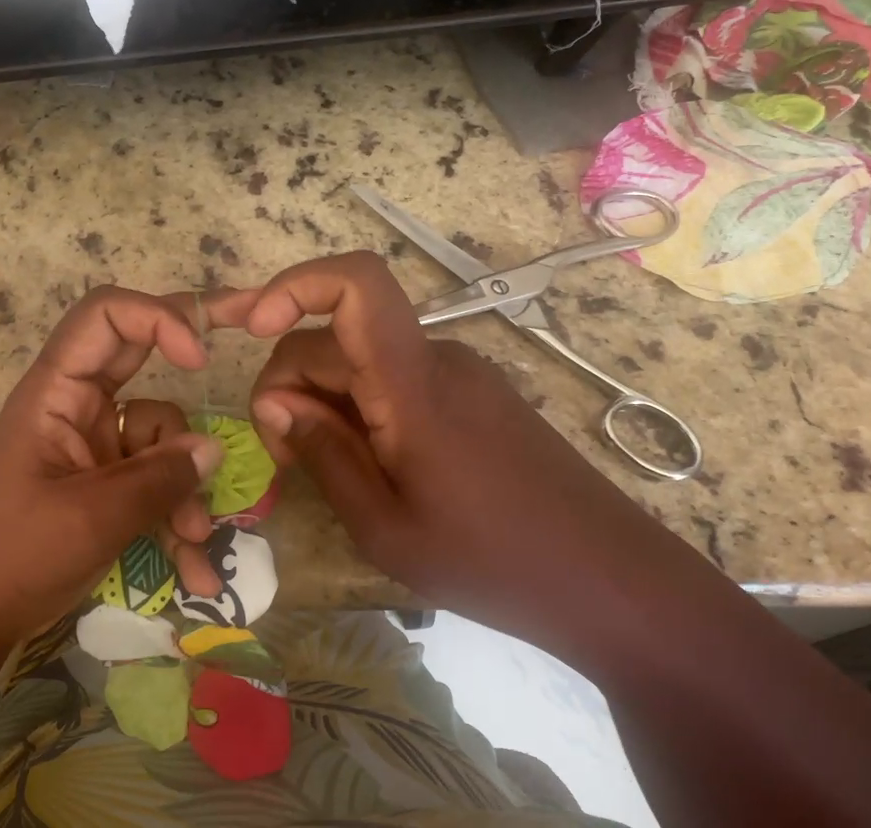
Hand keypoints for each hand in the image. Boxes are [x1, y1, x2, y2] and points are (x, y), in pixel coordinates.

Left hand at [0, 286, 252, 651]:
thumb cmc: (14, 553)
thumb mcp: (92, 516)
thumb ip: (158, 479)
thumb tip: (212, 450)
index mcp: (56, 391)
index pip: (105, 316)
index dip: (158, 317)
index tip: (201, 359)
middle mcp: (76, 406)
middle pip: (140, 356)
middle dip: (193, 350)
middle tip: (255, 324)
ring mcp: (90, 446)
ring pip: (158, 437)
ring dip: (184, 485)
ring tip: (193, 542)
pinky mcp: (100, 486)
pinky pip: (151, 483)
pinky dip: (173, 518)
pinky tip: (194, 572)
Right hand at [242, 253, 719, 667]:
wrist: (618, 586)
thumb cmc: (495, 565)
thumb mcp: (384, 528)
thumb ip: (323, 454)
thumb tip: (276, 404)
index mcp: (413, 385)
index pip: (357, 284)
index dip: (293, 284)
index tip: (252, 330)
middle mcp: (437, 360)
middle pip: (334, 336)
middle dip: (288, 383)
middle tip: (285, 457)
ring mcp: (460, 376)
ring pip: (359, 360)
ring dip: (321, 400)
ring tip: (326, 470)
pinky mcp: (474, 397)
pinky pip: (392, 380)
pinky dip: (357, 408)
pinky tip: (366, 464)